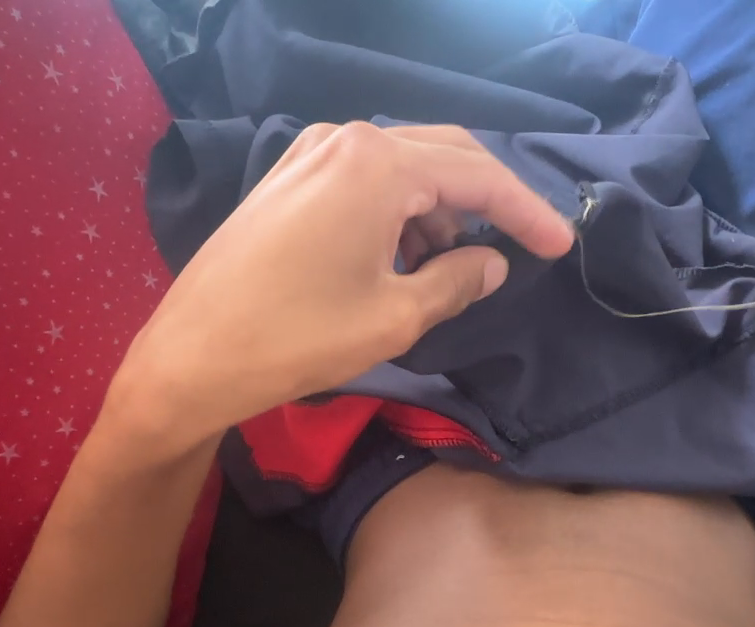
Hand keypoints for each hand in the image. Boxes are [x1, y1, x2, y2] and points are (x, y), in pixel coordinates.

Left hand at [110, 122, 574, 448]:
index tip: (560, 244)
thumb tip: (492, 263)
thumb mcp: (394, 317)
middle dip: (487, 202)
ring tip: (447, 270)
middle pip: (442, 155)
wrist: (194, 356)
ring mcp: (308, 155)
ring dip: (438, 211)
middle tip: (518, 248)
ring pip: (402, 169)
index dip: (526, 210)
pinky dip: (397, 214)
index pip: (476, 174)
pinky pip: (363, 183)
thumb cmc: (299, 339)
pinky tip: (399, 258)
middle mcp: (343, 141)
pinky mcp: (287, 181)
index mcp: (376, 164)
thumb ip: (457, 282)